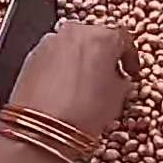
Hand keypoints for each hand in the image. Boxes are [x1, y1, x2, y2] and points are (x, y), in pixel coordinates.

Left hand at [6, 21, 137, 139]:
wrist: (42, 130)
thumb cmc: (82, 114)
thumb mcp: (118, 99)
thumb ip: (121, 81)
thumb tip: (118, 79)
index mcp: (103, 37)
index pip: (124, 39)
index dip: (130, 57)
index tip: (131, 70)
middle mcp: (75, 32)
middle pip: (95, 38)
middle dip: (103, 56)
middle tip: (108, 77)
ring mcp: (50, 42)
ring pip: (72, 46)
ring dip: (80, 60)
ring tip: (85, 85)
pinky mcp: (31, 56)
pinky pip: (54, 57)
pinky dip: (61, 67)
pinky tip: (65, 88)